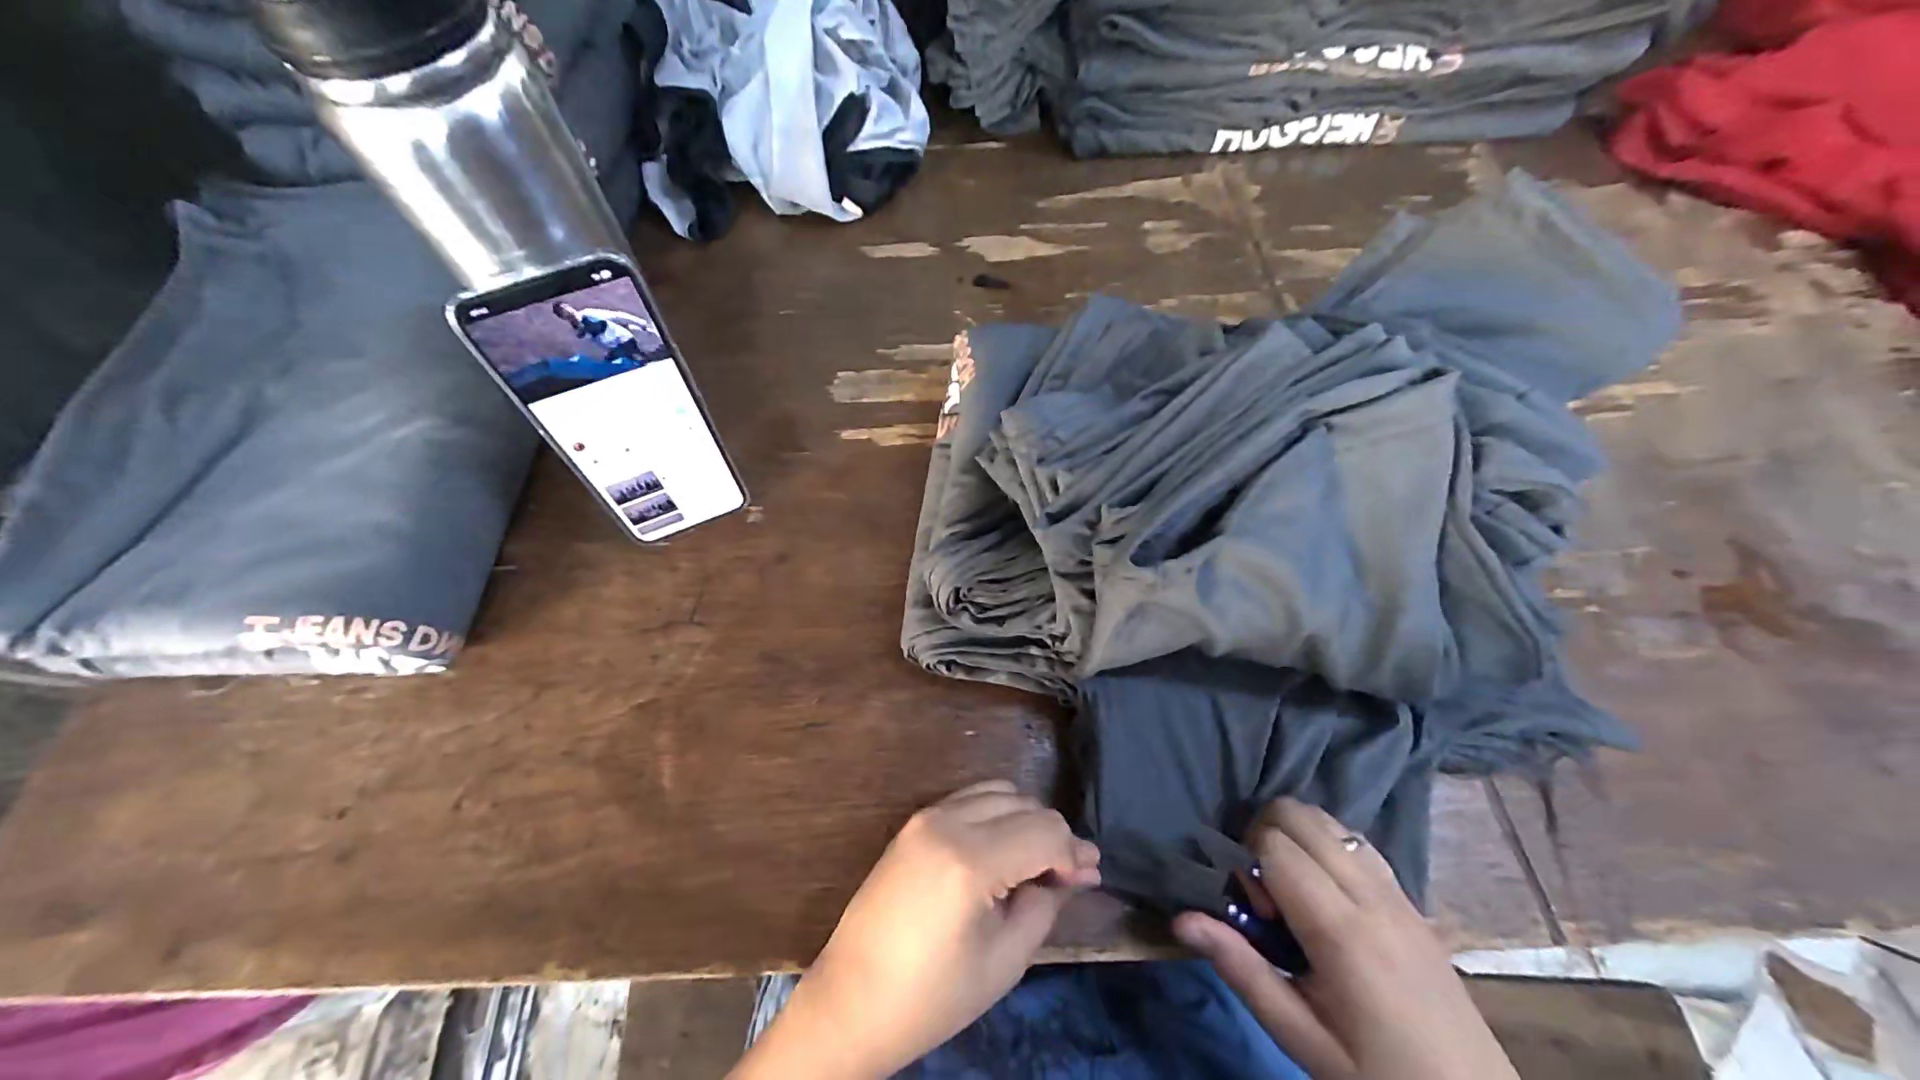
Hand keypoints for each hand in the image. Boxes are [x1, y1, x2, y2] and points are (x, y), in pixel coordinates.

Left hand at [731, 781, 1101, 1079]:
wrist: (852, 1001)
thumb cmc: (932, 996)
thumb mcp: (1004, 960)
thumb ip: (1045, 904)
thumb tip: (1077, 872)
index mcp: (970, 859)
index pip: (1045, 830)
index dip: (1073, 853)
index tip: (1088, 879)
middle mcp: (947, 822)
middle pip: (1025, 804)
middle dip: (1054, 836)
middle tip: (1069, 877)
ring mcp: (925, 817)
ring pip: (998, 792)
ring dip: (1025, 819)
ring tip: (1036, 864)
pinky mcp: (912, 824)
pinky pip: (969, 799)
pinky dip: (996, 814)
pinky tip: (1003, 849)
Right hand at [1173, 798, 1516, 1079]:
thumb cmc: (1378, 1075)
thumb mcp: (1301, 1036)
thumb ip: (1241, 969)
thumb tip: (1181, 918)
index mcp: (1343, 931)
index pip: (1275, 845)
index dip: (1247, 863)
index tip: (1252, 911)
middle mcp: (1372, 895)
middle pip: (1300, 814)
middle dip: (1263, 833)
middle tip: (1261, 890)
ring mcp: (1398, 893)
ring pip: (1329, 819)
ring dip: (1294, 834)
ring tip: (1288, 887)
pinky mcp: (1412, 900)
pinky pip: (1357, 841)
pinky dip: (1325, 843)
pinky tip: (1322, 889)